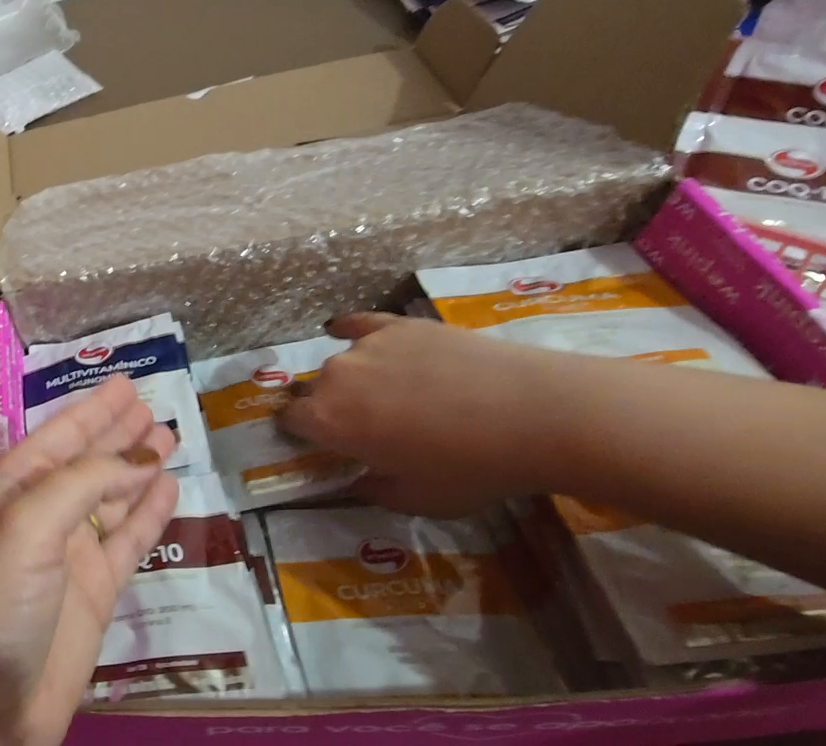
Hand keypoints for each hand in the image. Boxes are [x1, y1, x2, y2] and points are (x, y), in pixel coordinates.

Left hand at [0, 375, 177, 745]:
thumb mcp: (24, 531)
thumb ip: (79, 487)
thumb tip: (136, 457)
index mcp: (12, 491)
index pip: (57, 438)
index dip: (90, 411)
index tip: (125, 385)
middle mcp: (40, 515)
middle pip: (85, 461)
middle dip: (115, 431)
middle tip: (152, 401)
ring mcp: (68, 556)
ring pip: (111, 497)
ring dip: (138, 468)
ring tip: (170, 436)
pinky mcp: (94, 595)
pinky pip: (128, 542)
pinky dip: (149, 516)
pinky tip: (170, 492)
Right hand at [278, 312, 570, 517]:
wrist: (534, 413)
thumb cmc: (472, 468)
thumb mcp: (419, 499)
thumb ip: (373, 489)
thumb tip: (355, 479)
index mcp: (330, 421)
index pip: (290, 420)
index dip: (301, 432)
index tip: (322, 444)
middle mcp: (335, 377)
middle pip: (316, 390)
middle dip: (330, 406)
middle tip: (367, 424)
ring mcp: (366, 345)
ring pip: (343, 363)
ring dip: (355, 378)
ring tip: (392, 392)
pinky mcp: (397, 325)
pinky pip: (360, 325)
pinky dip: (351, 331)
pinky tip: (345, 331)